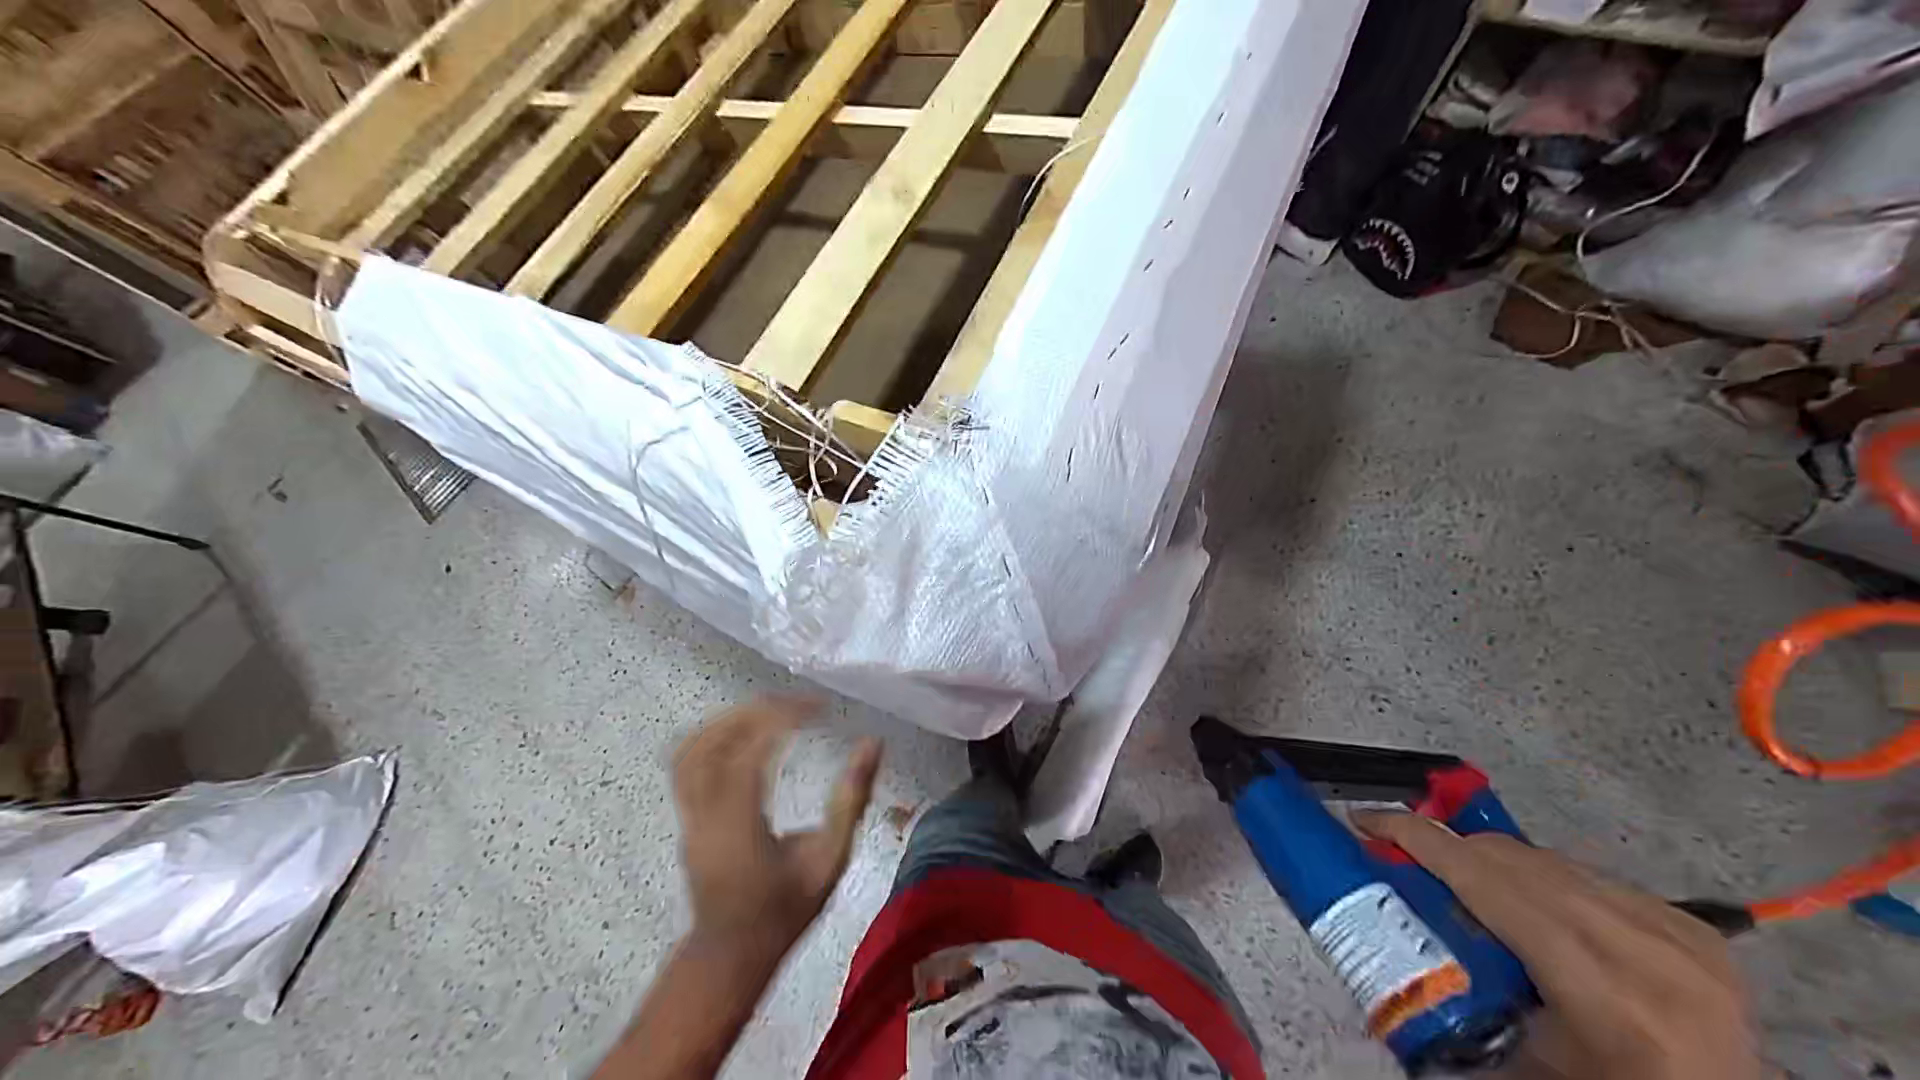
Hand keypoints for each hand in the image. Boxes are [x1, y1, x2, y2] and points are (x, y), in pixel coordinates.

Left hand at [672, 696, 881, 960]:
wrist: (731, 953)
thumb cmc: (785, 910)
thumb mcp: (830, 861)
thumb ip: (851, 801)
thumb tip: (872, 744)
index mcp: (740, 823)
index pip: (752, 751)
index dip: (783, 717)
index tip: (818, 706)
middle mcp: (706, 812)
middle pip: (716, 740)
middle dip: (758, 710)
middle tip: (799, 703)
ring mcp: (688, 814)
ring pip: (693, 747)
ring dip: (732, 718)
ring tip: (771, 710)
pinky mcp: (684, 815)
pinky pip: (686, 761)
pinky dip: (714, 734)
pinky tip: (742, 732)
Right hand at [1354, 812, 1761, 1079]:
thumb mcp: (1521, 1061)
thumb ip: (1455, 990)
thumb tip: (1382, 932)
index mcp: (1604, 995)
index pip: (1489, 884)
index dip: (1420, 841)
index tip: (1366, 820)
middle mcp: (1646, 951)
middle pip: (1514, 861)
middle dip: (1446, 848)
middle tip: (1401, 855)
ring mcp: (1678, 933)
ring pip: (1547, 859)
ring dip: (1491, 861)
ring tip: (1458, 878)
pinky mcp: (1693, 927)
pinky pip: (1587, 874)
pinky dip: (1541, 877)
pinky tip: (1529, 901)